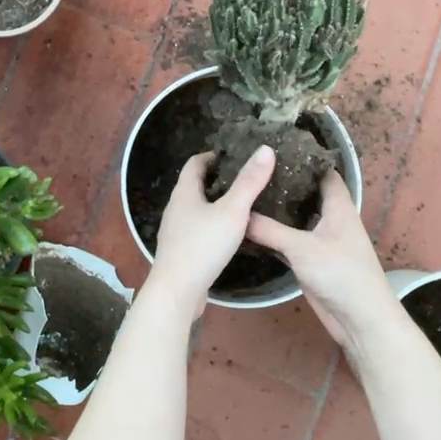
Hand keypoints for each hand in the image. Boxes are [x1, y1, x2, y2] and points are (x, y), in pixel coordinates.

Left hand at [143, 147, 275, 317]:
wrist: (177, 291)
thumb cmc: (203, 245)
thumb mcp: (232, 211)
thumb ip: (249, 182)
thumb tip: (265, 149)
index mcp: (184, 193)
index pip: (194, 164)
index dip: (212, 156)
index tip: (233, 156)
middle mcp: (175, 208)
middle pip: (194, 186)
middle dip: (216, 180)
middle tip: (244, 180)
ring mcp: (175, 231)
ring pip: (195, 209)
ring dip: (214, 204)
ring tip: (241, 205)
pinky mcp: (180, 251)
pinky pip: (197, 230)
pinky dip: (212, 225)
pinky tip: (228, 235)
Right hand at [247, 171, 401, 358]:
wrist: (360, 320)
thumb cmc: (341, 275)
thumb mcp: (302, 248)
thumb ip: (269, 230)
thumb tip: (238, 213)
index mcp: (338, 207)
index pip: (323, 173)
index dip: (304, 158)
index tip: (275, 148)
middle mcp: (331, 220)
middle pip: (306, 194)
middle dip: (283, 182)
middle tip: (251, 170)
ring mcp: (321, 241)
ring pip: (296, 218)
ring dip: (277, 209)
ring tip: (246, 193)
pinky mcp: (311, 261)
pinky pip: (289, 240)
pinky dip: (273, 234)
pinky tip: (251, 227)